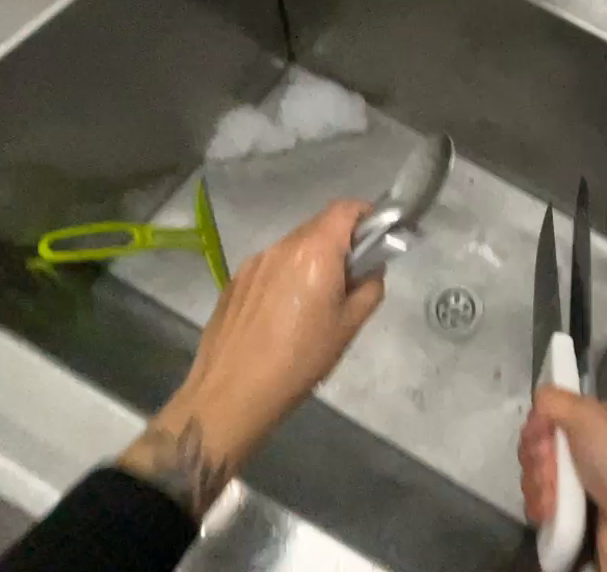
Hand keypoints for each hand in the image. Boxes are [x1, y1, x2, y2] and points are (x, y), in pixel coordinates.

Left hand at [118, 200, 383, 515]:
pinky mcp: (234, 281)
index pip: (345, 209)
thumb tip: (370, 269)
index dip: (366, 215)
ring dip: (311, 261)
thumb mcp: (350, 326)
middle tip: (348, 279)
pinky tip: (281, 315)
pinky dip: (285, 277)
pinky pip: (270, 266)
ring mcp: (254, 263)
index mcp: (315, 251)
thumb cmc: (300, 360)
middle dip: (340, 243)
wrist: (230, 396)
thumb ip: (370, 287)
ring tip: (311, 303)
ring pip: (294, 247)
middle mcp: (283, 246)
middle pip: (319, 226)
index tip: (376, 237)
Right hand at [519, 388, 606, 571]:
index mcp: (592, 421)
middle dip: (536, 459)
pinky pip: (538, 506)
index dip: (538, 425)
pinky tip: (550, 515)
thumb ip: (555, 399)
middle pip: (537, 445)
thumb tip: (536, 404)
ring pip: (534, 476)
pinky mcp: (569, 516)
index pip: (549, 414)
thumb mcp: (590, 416)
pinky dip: (539, 509)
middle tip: (552, 471)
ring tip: (554, 500)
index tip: (542, 436)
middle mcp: (583, 449)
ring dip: (538, 487)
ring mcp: (576, 484)